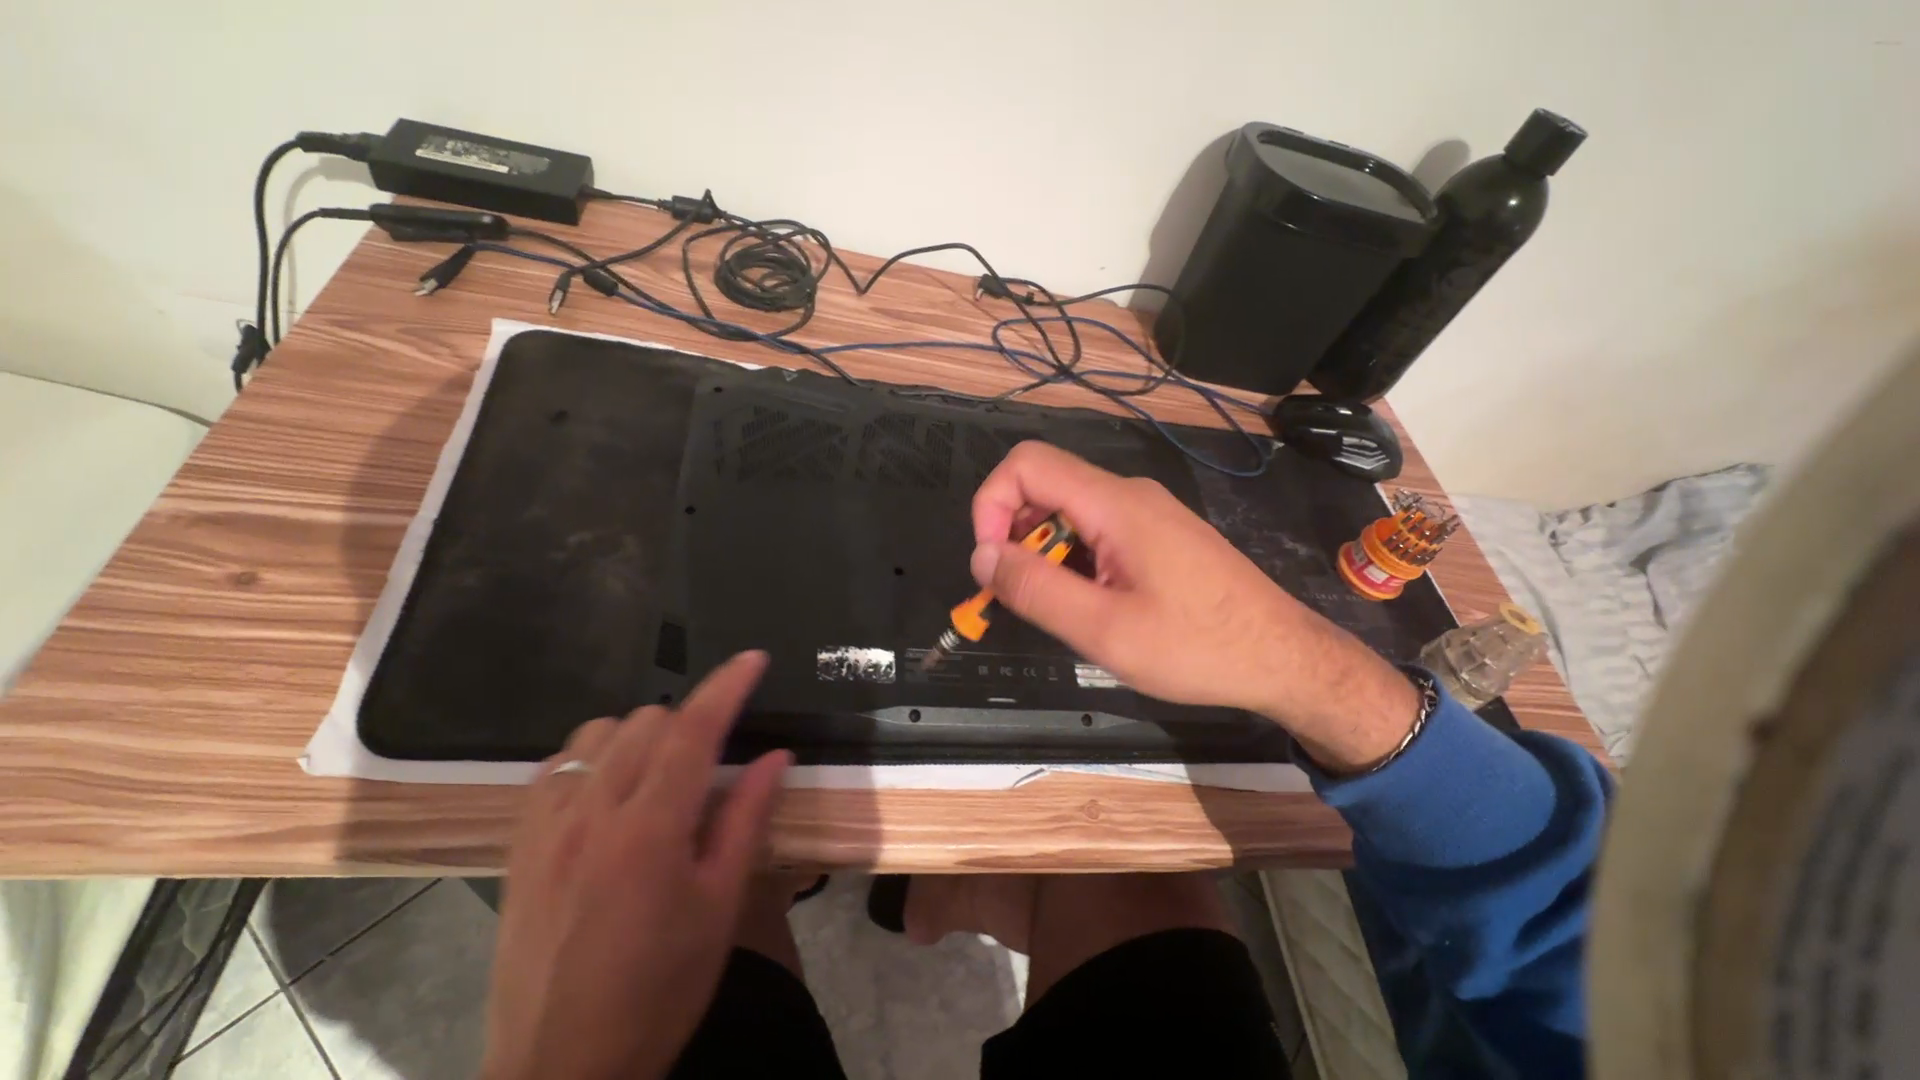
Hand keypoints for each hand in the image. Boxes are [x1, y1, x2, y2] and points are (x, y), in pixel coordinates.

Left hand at [481, 652, 791, 1079]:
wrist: (561, 1064)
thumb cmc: (660, 989)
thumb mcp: (720, 908)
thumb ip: (745, 820)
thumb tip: (776, 755)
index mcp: (650, 829)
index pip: (693, 730)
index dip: (727, 686)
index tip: (753, 659)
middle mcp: (592, 810)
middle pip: (645, 722)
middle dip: (688, 721)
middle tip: (714, 759)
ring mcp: (547, 824)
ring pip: (597, 734)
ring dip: (638, 736)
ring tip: (660, 775)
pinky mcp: (519, 843)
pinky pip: (555, 766)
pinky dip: (591, 758)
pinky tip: (607, 792)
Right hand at [970, 441, 1416, 771]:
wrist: (1283, 657)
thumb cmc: (1196, 646)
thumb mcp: (1103, 629)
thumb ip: (1035, 589)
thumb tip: (981, 556)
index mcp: (1115, 504)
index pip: (1026, 464)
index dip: (991, 505)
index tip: (992, 565)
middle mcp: (1131, 495)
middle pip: (1046, 486)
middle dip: (1016, 536)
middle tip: (1023, 597)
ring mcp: (1150, 513)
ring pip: (1071, 512)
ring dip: (1046, 554)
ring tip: (1064, 610)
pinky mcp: (1162, 536)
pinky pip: (1099, 531)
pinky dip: (1076, 560)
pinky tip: (1096, 606)